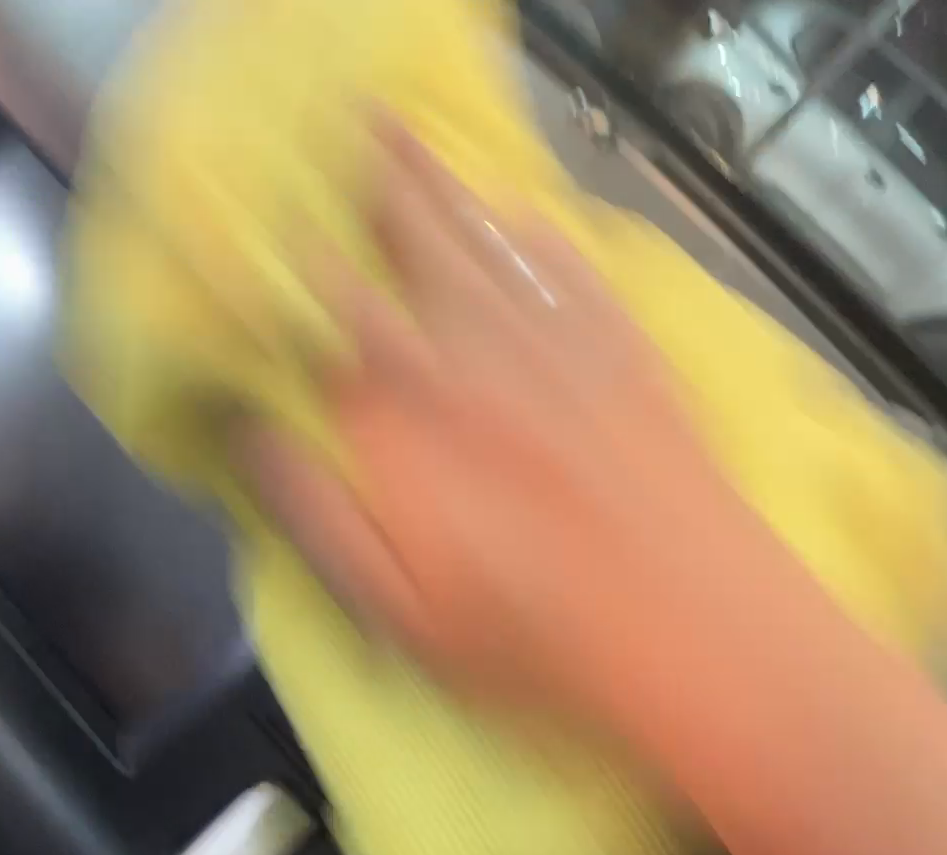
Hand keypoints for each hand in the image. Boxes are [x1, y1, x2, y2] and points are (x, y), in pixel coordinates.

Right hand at [244, 120, 853, 742]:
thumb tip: (253, 432)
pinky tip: (521, 213)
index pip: (331, 318)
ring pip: (480, 243)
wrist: (693, 629)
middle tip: (345, 128)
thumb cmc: (528, 633)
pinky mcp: (622, 355)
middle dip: (371, 186)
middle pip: (408, 252)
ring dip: (437, 185)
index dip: (296, 265)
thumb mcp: (394, 606)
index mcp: (406, 420)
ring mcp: (553, 348)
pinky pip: (570, 270)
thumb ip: (316, 511)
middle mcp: (472, 360)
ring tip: (405, 136)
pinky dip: (537, 234)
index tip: (275, 223)